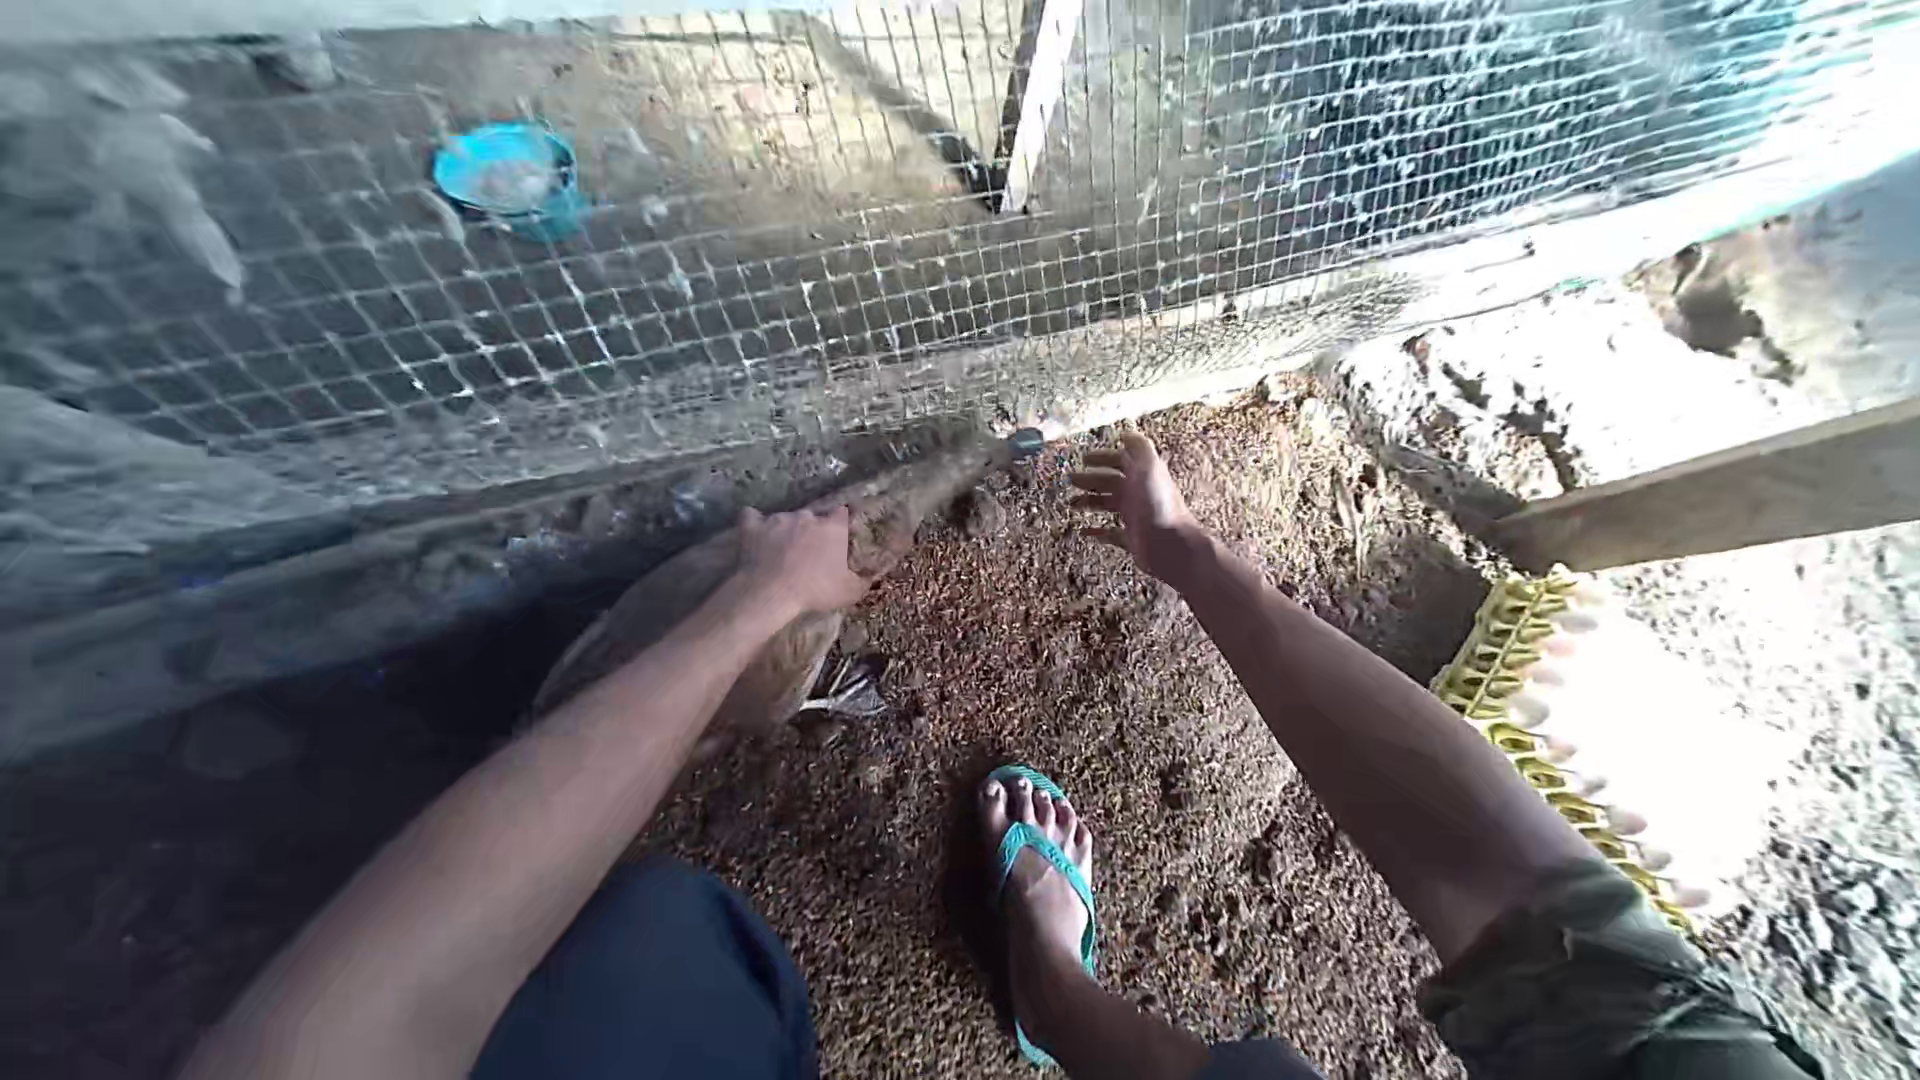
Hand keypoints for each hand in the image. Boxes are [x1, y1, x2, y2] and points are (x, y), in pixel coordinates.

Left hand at [734, 505, 869, 616]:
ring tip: (780, 547)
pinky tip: (754, 532)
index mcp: (832, 528)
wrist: (772, 593)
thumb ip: (863, 581)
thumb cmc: (815, 590)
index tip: (840, 532)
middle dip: (811, 528)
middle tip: (809, 548)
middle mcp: (807, 516)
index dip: (841, 521)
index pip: (843, 513)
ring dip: (785, 529)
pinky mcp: (753, 526)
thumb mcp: (849, 592)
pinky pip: (751, 516)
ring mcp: (778, 519)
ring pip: (784, 518)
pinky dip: (754, 523)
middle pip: (812, 515)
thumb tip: (871, 576)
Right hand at [1070, 433, 1206, 584]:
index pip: (1119, 461)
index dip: (1102, 458)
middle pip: (1110, 482)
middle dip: (1090, 480)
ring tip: (1072, 504)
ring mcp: (1134, 516)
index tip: (1082, 459)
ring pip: (1107, 505)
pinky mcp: (1131, 538)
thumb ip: (1139, 448)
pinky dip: (1097, 531)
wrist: (1170, 543)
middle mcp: (1138, 494)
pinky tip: (1084, 531)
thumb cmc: (1157, 504)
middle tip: (1070, 481)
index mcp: (1141, 476)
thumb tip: (1125, 434)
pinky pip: (1110, 533)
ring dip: (1089, 502)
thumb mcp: (1150, 467)